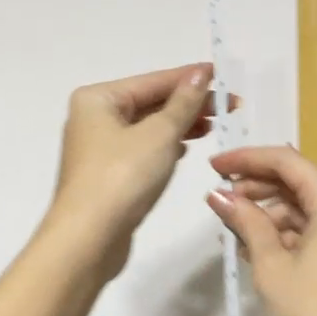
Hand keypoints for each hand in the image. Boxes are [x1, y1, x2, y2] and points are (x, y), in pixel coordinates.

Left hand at [47, 64, 221, 279]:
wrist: (87, 242)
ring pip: (148, 126)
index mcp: (98, 99)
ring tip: (214, 125)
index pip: (154, 80)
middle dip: (189, 104)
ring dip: (180, 124)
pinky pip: (142, 149)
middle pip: (151, 102)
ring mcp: (98, 147)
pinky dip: (165, 145)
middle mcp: (93, 117)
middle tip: (230, 106)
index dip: (190, 77)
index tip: (223, 75)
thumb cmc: (121, 178)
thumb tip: (200, 73)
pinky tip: (186, 148)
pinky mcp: (106, 174)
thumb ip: (183, 102)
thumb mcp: (159, 135)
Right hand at [206, 146, 316, 315]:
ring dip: (267, 213)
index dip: (245, 158)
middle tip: (219, 199)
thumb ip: (245, 222)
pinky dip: (283, 232)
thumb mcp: (271, 265)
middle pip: (295, 179)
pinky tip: (254, 248)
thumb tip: (218, 195)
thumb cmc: (313, 312)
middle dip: (255, 186)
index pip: (284, 160)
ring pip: (302, 204)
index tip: (213, 165)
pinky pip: (312, 226)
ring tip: (232, 231)